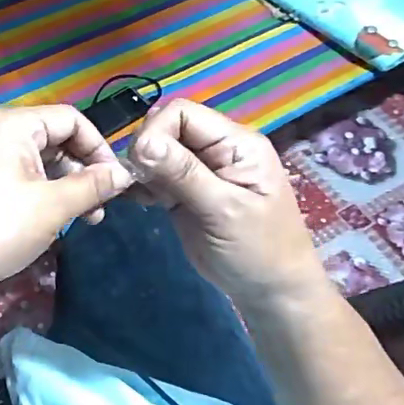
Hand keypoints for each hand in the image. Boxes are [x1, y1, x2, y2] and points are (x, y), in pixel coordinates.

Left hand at [0, 106, 133, 312]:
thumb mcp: (53, 206)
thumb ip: (93, 185)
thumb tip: (126, 173)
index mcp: (10, 125)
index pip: (70, 119)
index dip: (99, 147)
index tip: (116, 180)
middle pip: (55, 138)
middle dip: (83, 169)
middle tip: (101, 206)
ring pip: (40, 159)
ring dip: (67, 185)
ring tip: (87, 218)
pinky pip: (21, 174)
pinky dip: (44, 191)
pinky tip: (59, 217)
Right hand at [127, 99, 328, 307]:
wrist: (269, 291)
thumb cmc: (258, 249)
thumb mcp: (223, 210)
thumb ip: (183, 174)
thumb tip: (142, 143)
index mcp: (235, 143)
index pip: (181, 113)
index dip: (155, 132)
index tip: (141, 165)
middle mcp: (215, 150)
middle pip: (164, 129)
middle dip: (144, 151)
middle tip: (139, 184)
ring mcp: (198, 171)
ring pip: (154, 153)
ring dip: (138, 170)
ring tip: (137, 195)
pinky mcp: (183, 193)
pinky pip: (153, 177)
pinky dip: (139, 186)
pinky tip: (134, 201)